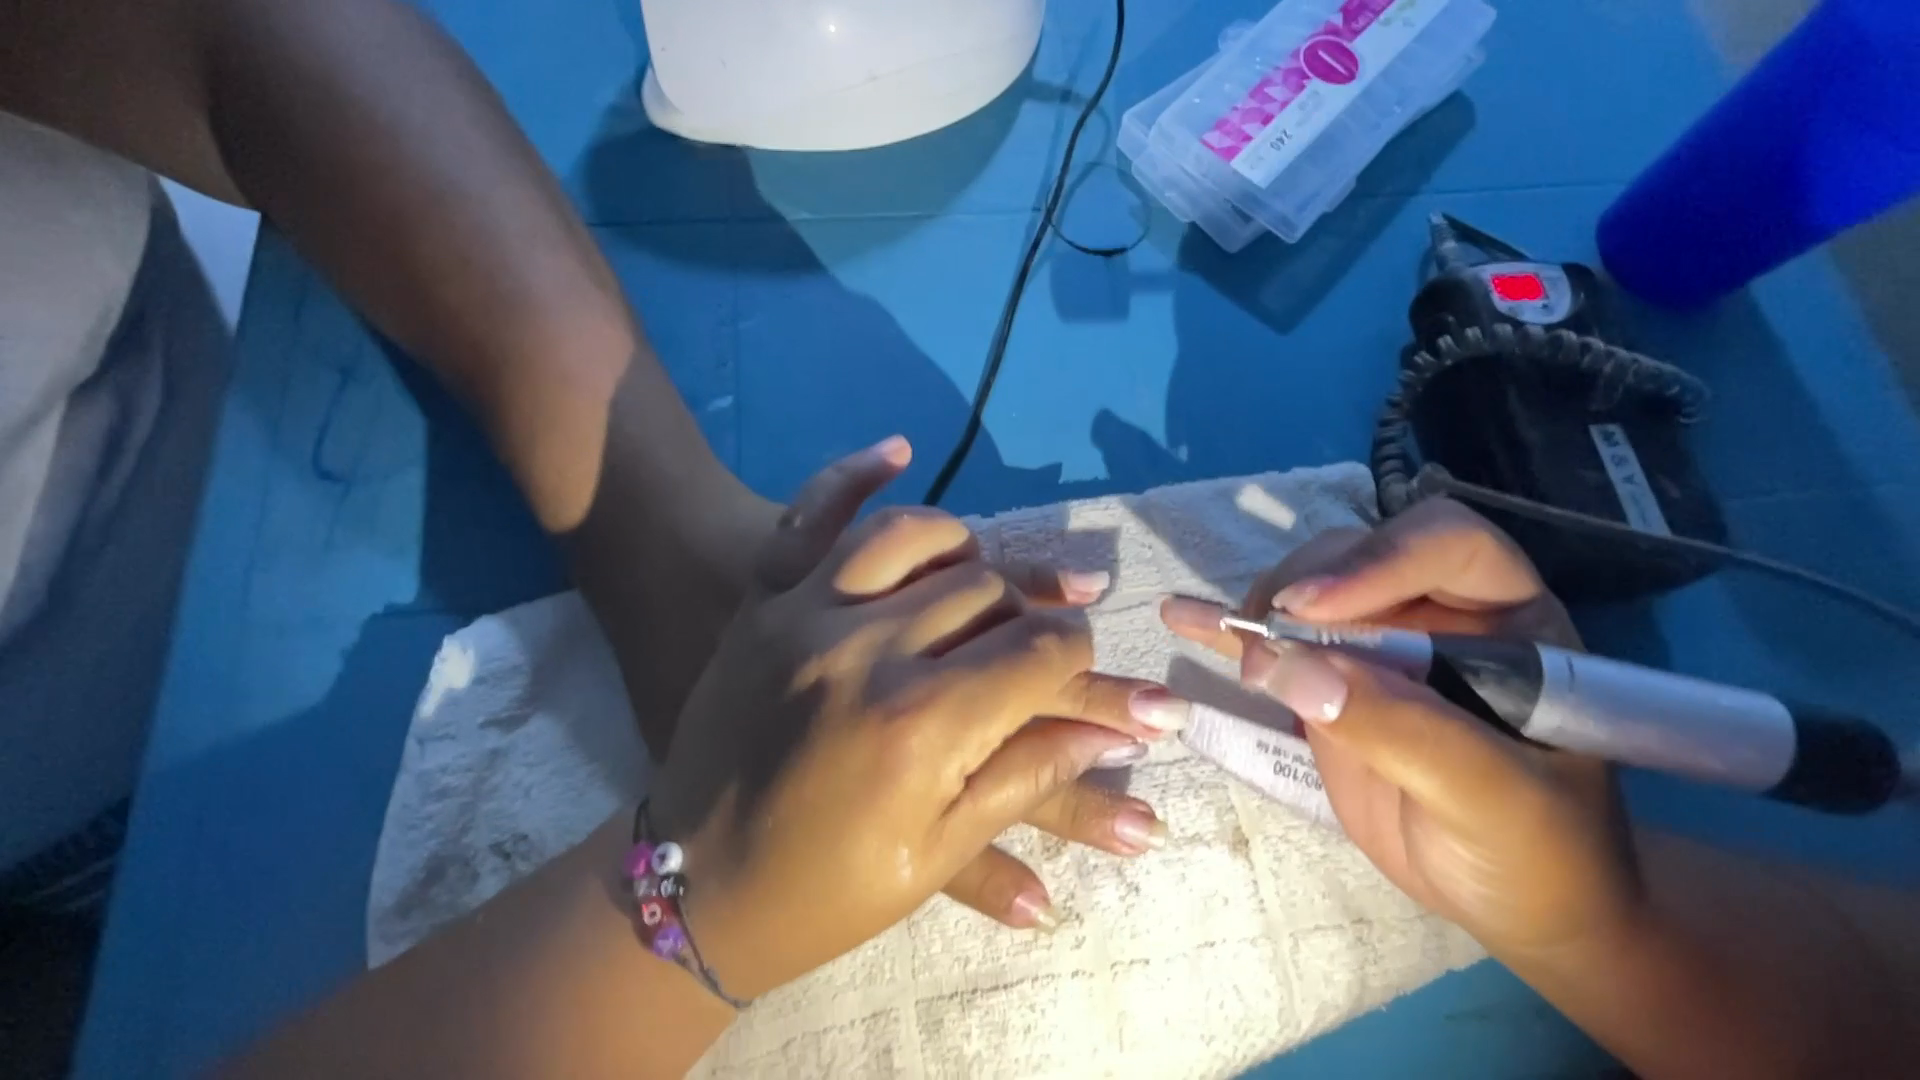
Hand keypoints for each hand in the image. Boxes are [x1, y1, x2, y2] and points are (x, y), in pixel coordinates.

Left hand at [649, 438, 1148, 998]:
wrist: (686, 886)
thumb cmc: (821, 892)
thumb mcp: (932, 856)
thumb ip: (1025, 778)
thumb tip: (1113, 732)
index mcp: (920, 725)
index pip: (1040, 651)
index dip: (1080, 655)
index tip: (1084, 670)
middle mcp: (869, 649)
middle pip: (988, 590)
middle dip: (1033, 613)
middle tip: (1041, 642)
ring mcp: (808, 613)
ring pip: (918, 537)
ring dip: (968, 548)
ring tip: (990, 573)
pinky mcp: (765, 602)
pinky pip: (813, 516)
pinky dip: (855, 476)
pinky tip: (899, 448)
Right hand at [1162, 499, 1644, 958]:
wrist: (1505, 892)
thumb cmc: (1534, 848)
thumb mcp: (1492, 797)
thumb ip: (1403, 730)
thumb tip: (1291, 670)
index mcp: (1505, 617)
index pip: (1445, 545)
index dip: (1378, 559)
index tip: (1312, 608)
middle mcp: (1434, 613)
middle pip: (1357, 558)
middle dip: (1304, 593)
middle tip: (1267, 654)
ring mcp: (1374, 644)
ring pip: (1306, 589)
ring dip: (1263, 611)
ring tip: (1243, 658)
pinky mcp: (1327, 679)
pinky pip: (1271, 641)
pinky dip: (1226, 628)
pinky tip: (1182, 616)